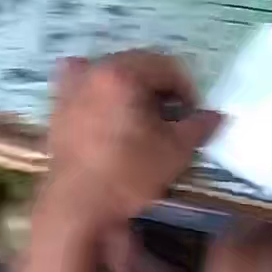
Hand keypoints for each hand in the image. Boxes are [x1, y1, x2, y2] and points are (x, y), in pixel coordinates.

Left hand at [43, 50, 222, 227]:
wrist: (78, 205)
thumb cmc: (129, 173)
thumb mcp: (175, 150)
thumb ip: (198, 126)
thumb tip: (215, 116)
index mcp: (122, 73)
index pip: (166, 66)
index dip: (187, 89)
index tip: (193, 116)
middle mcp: (92, 71)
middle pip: (137, 66)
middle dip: (159, 88)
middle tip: (171, 118)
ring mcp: (69, 88)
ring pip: (109, 75)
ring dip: (130, 90)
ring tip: (141, 119)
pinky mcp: (57, 109)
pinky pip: (82, 88)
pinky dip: (97, 92)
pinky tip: (106, 111)